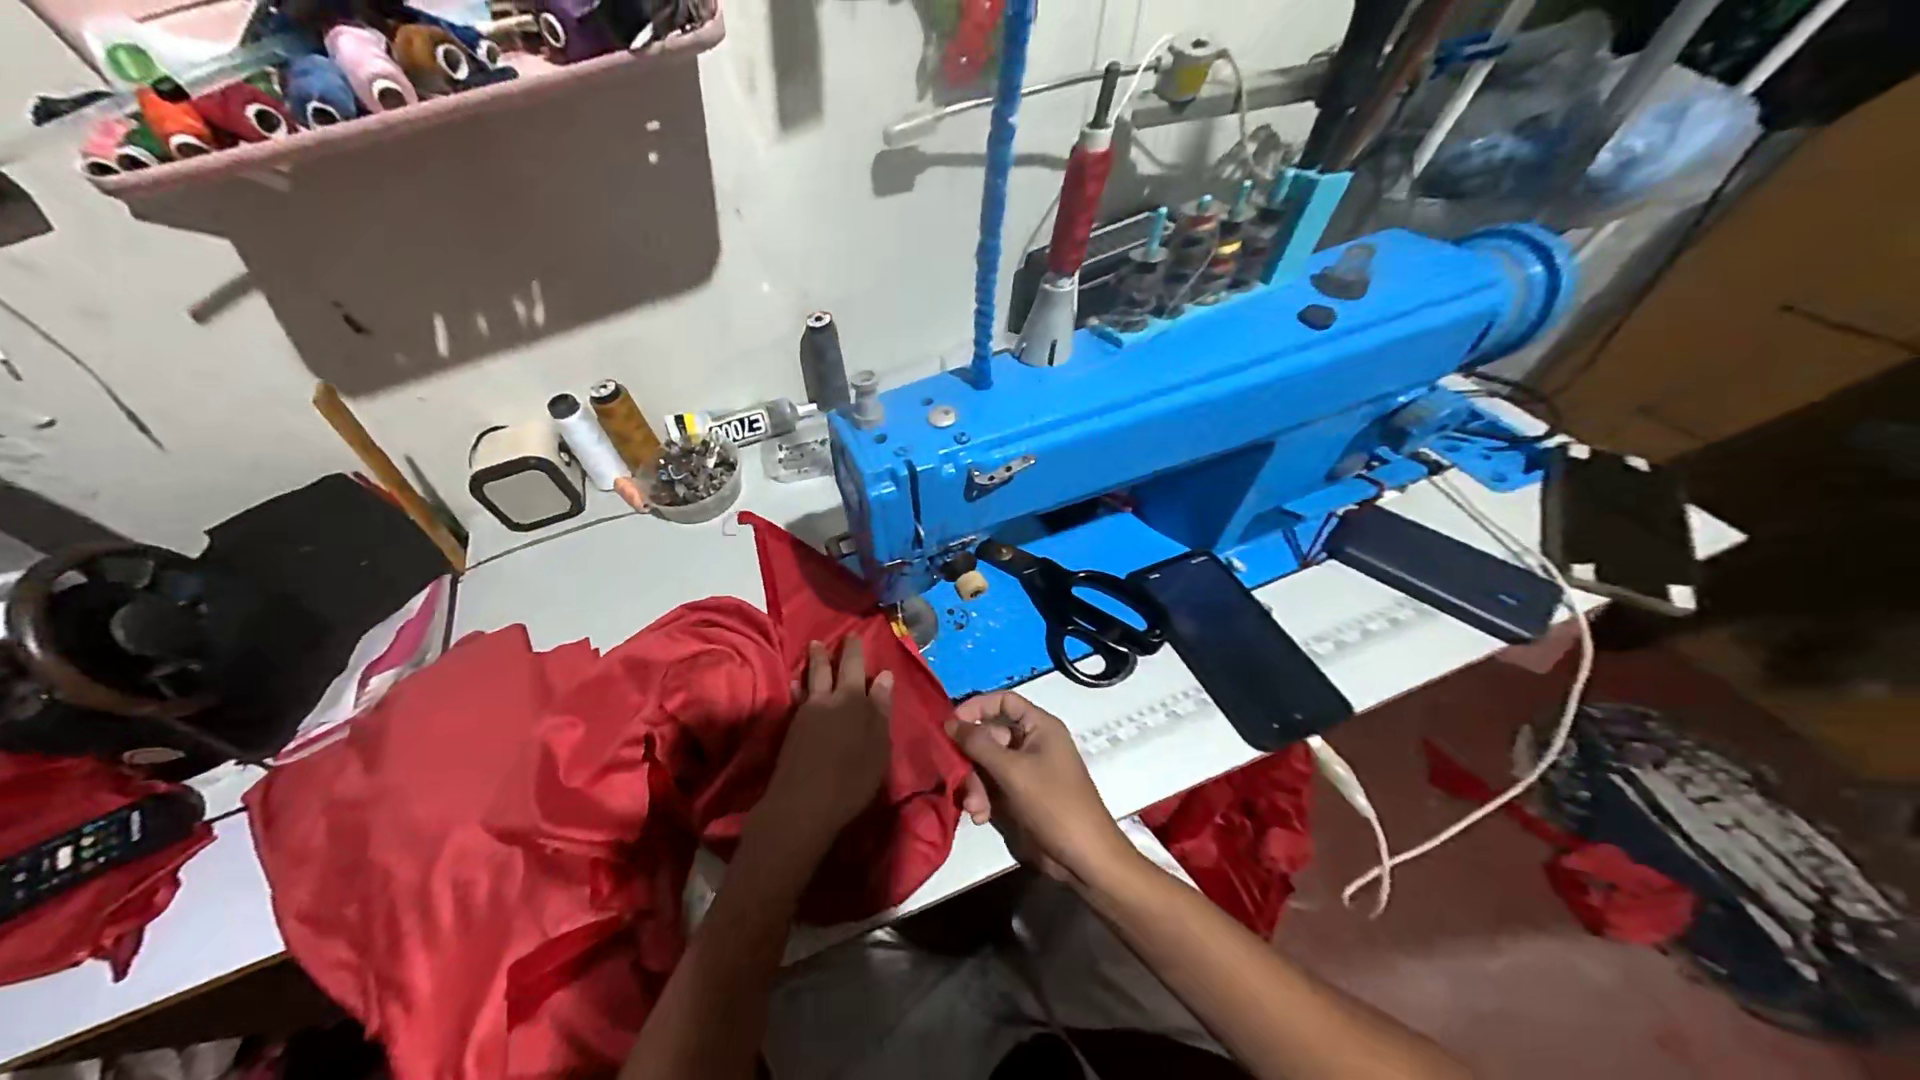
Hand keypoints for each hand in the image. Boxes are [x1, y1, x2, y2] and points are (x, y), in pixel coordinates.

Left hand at [758, 638, 893, 849]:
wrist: (804, 804)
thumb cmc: (852, 778)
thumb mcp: (878, 745)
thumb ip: (880, 709)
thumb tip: (884, 676)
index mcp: (852, 699)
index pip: (854, 666)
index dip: (855, 649)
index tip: (855, 635)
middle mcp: (826, 699)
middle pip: (827, 669)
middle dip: (831, 652)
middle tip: (831, 638)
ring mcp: (805, 713)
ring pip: (808, 680)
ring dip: (812, 664)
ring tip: (813, 649)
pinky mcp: (791, 730)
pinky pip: (795, 697)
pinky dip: (797, 687)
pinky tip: (795, 684)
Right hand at [946, 692, 1131, 885]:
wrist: (1082, 857)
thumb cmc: (1053, 803)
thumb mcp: (1012, 770)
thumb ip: (979, 744)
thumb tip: (950, 721)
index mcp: (1040, 727)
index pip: (1004, 701)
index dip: (976, 707)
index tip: (951, 724)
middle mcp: (1032, 743)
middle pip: (990, 736)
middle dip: (972, 759)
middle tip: (959, 779)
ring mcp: (1026, 771)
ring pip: (986, 764)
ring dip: (975, 785)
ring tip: (975, 808)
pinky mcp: (1020, 795)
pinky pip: (992, 786)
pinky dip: (983, 799)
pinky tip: (981, 817)